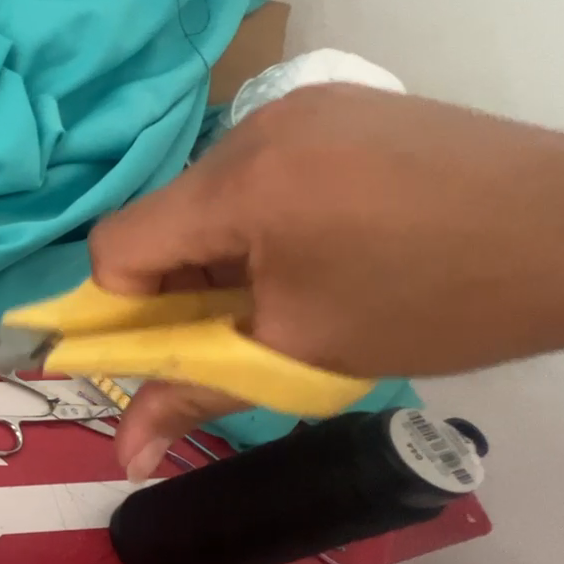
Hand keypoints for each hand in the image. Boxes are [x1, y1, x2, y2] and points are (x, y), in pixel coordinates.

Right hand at [89, 84, 563, 475]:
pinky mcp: (330, 104)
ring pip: (201, 197)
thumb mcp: (307, 355)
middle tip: (246, 317)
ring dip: (218, 248)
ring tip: (293, 275)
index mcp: (240, 186)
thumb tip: (124, 459)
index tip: (180, 337)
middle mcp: (252, 130)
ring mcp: (295, 107)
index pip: (116, 246)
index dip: (125, 304)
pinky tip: (320, 234)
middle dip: (179, 281)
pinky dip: (257, 213)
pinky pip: (249, 168)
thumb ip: (194, 395)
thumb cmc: (448, 302)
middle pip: (159, 221)